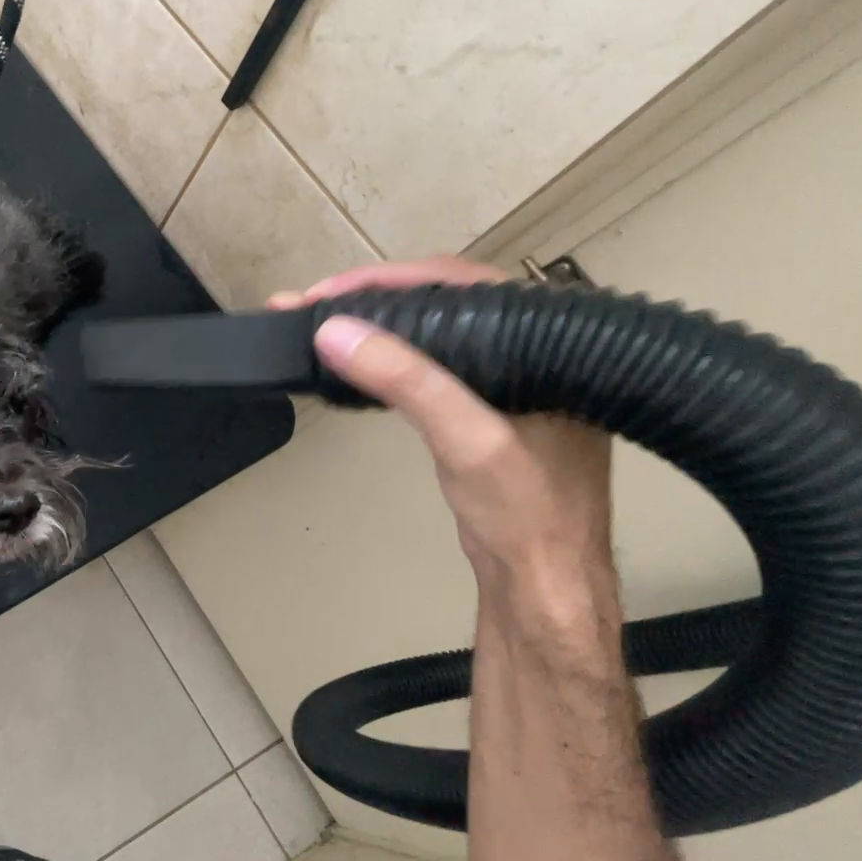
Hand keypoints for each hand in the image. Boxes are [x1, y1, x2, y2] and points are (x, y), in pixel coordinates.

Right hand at [271, 259, 615, 614]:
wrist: (542, 580)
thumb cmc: (523, 513)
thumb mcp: (467, 442)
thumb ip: (408, 383)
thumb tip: (335, 332)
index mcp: (551, 339)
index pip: (460, 282)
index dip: (386, 280)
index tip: (323, 293)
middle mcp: (535, 349)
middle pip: (443, 300)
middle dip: (371, 298)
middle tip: (310, 306)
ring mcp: (512, 378)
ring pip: (434, 331)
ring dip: (375, 325)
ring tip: (320, 324)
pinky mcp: (488, 406)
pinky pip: (432, 362)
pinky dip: (389, 356)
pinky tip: (358, 360)